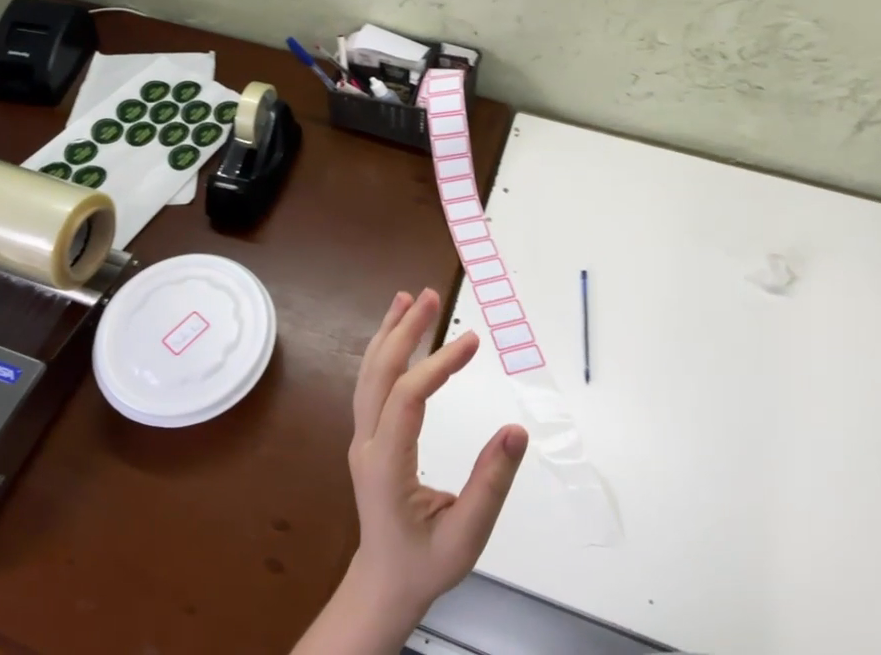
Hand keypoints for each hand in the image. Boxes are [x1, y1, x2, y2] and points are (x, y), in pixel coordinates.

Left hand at [292, 289, 528, 654]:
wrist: (384, 584)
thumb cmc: (425, 563)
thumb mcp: (467, 534)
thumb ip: (491, 482)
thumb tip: (516, 431)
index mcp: (387, 464)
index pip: (409, 398)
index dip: (439, 364)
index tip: (472, 341)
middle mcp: (367, 444)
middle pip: (379, 373)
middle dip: (404, 331)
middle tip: (429, 296)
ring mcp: (364, 439)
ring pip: (370, 374)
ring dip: (390, 335)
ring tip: (408, 299)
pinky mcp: (369, 439)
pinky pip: (372, 385)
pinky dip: (384, 353)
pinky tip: (396, 336)